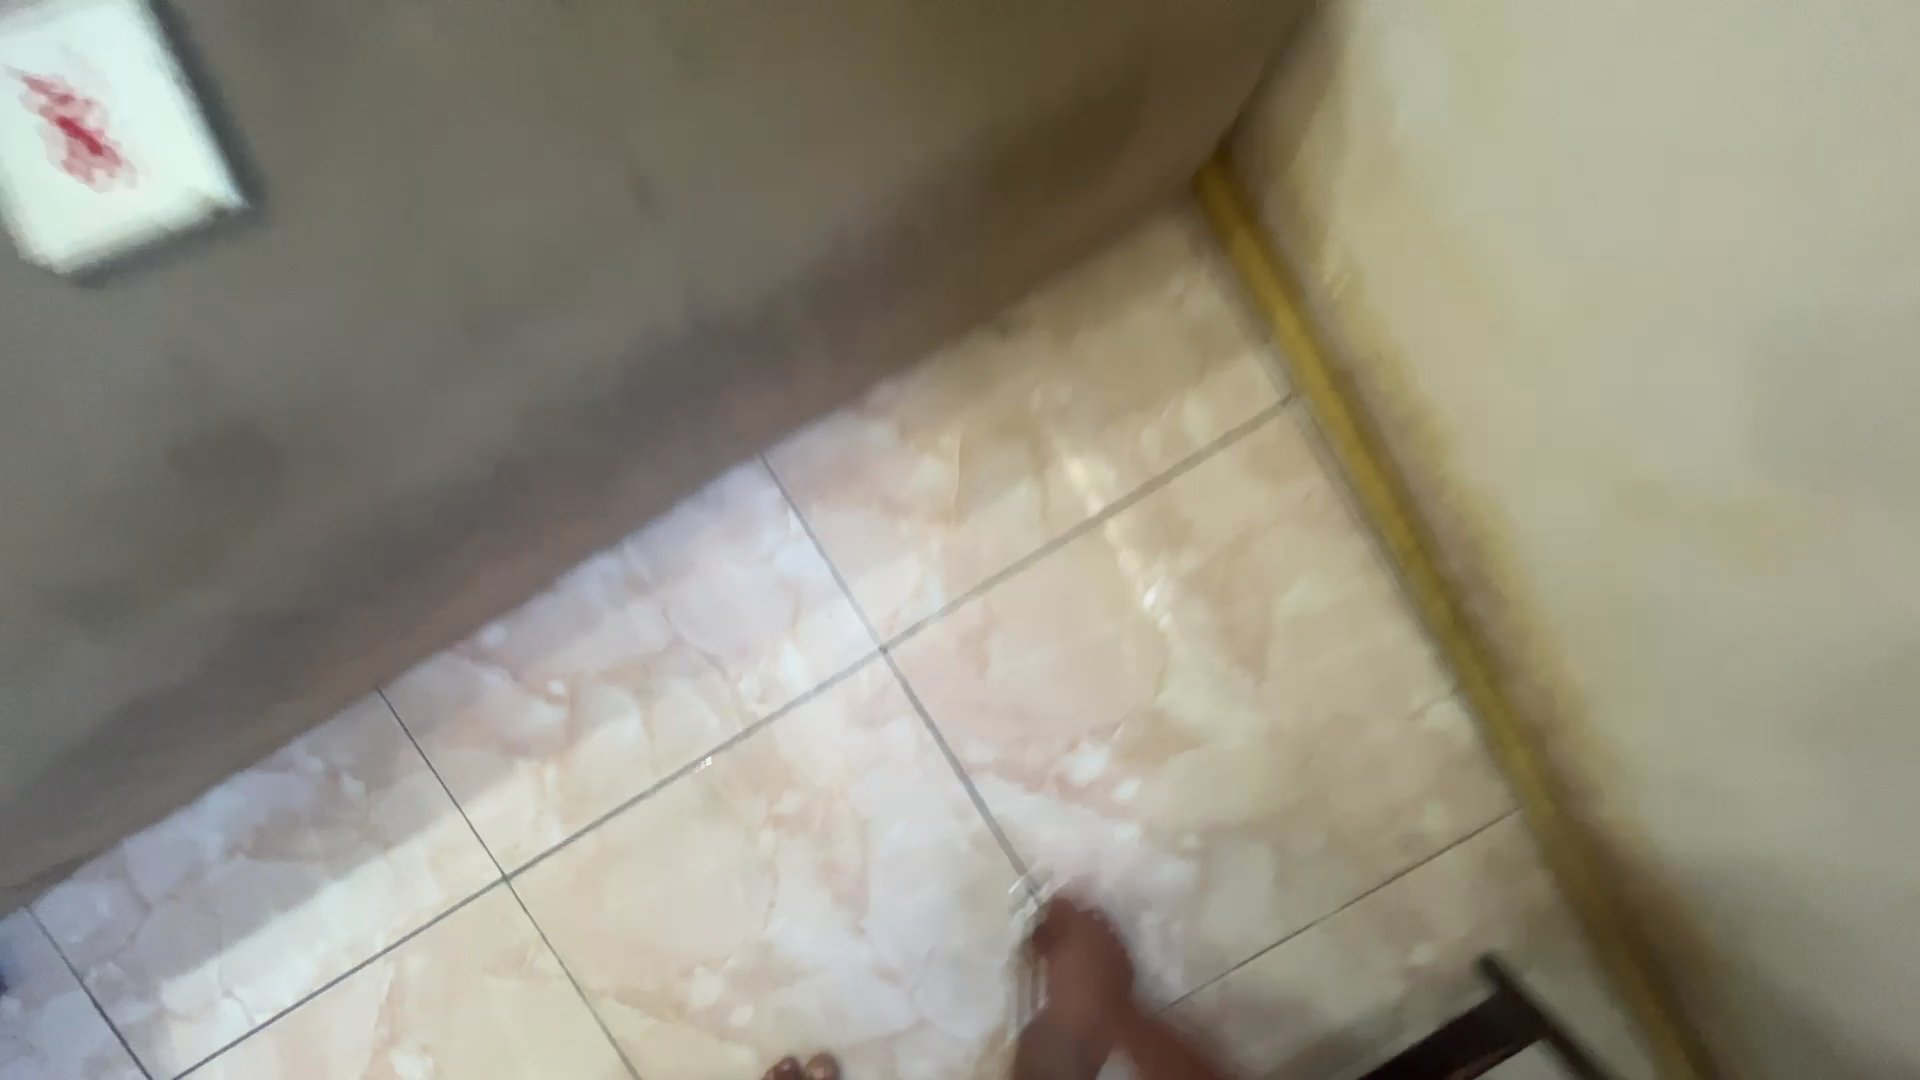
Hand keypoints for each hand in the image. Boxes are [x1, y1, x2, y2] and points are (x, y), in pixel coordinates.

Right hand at [1027, 893, 1138, 1046]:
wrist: (1070, 1035)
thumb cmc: (1080, 977)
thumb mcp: (1077, 933)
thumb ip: (1069, 912)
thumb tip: (1058, 899)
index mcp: (1118, 950)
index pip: (1098, 918)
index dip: (1076, 907)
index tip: (1052, 900)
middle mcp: (1111, 969)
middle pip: (1083, 937)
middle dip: (1061, 925)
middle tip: (1038, 915)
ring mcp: (1091, 990)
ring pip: (1069, 956)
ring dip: (1051, 943)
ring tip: (1031, 934)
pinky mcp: (1070, 1007)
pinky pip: (1056, 974)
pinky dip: (1045, 963)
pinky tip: (1031, 956)